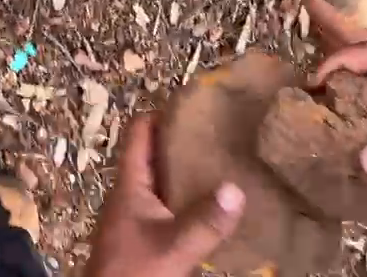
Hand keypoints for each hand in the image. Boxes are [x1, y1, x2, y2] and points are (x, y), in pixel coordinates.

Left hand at [83, 114, 244, 276]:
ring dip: (185, 173)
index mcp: (129, 181)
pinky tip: (210, 210)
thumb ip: (203, 220)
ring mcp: (135, 216)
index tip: (195, 106)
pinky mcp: (143, 237)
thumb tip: (237, 188)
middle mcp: (130, 192)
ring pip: (161, 182)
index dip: (163, 112)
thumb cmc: (133, 271)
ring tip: (220, 166)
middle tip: (217, 135)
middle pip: (153, 153)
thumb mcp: (172, 247)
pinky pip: (166, 207)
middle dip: (182, 142)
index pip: (140, 130)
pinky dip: (186, 201)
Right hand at [305, 0, 366, 276]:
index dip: (345, 60)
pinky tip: (323, 117)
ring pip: (365, 88)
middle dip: (339, 29)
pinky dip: (341, 113)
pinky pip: (365, 125)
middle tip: (307, 4)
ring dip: (336, 67)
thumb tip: (363, 154)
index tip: (316, 82)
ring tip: (307, 50)